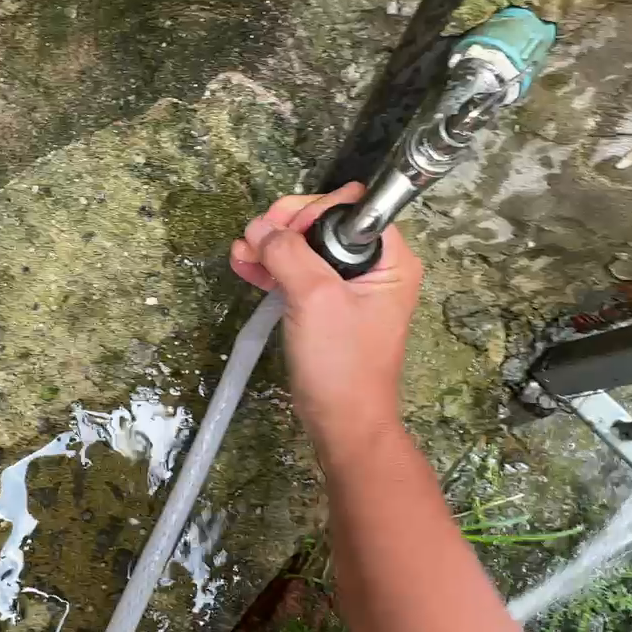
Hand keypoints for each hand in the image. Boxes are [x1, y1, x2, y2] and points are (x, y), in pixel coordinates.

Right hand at [228, 184, 422, 446]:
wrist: (342, 423)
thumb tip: (260, 226)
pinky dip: (273, 267)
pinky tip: (246, 266)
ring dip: (272, 246)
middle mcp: (374, 267)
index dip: (313, 212)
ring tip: (241, 254)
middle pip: (324, 224)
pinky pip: (298, 273)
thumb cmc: (340, 363)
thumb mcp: (315, 298)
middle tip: (254, 239)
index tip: (283, 230)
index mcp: (390, 259)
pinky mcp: (327, 306)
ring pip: (306, 248)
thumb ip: (288, 253)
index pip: (351, 208)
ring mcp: (349, 287)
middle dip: (285, 227)